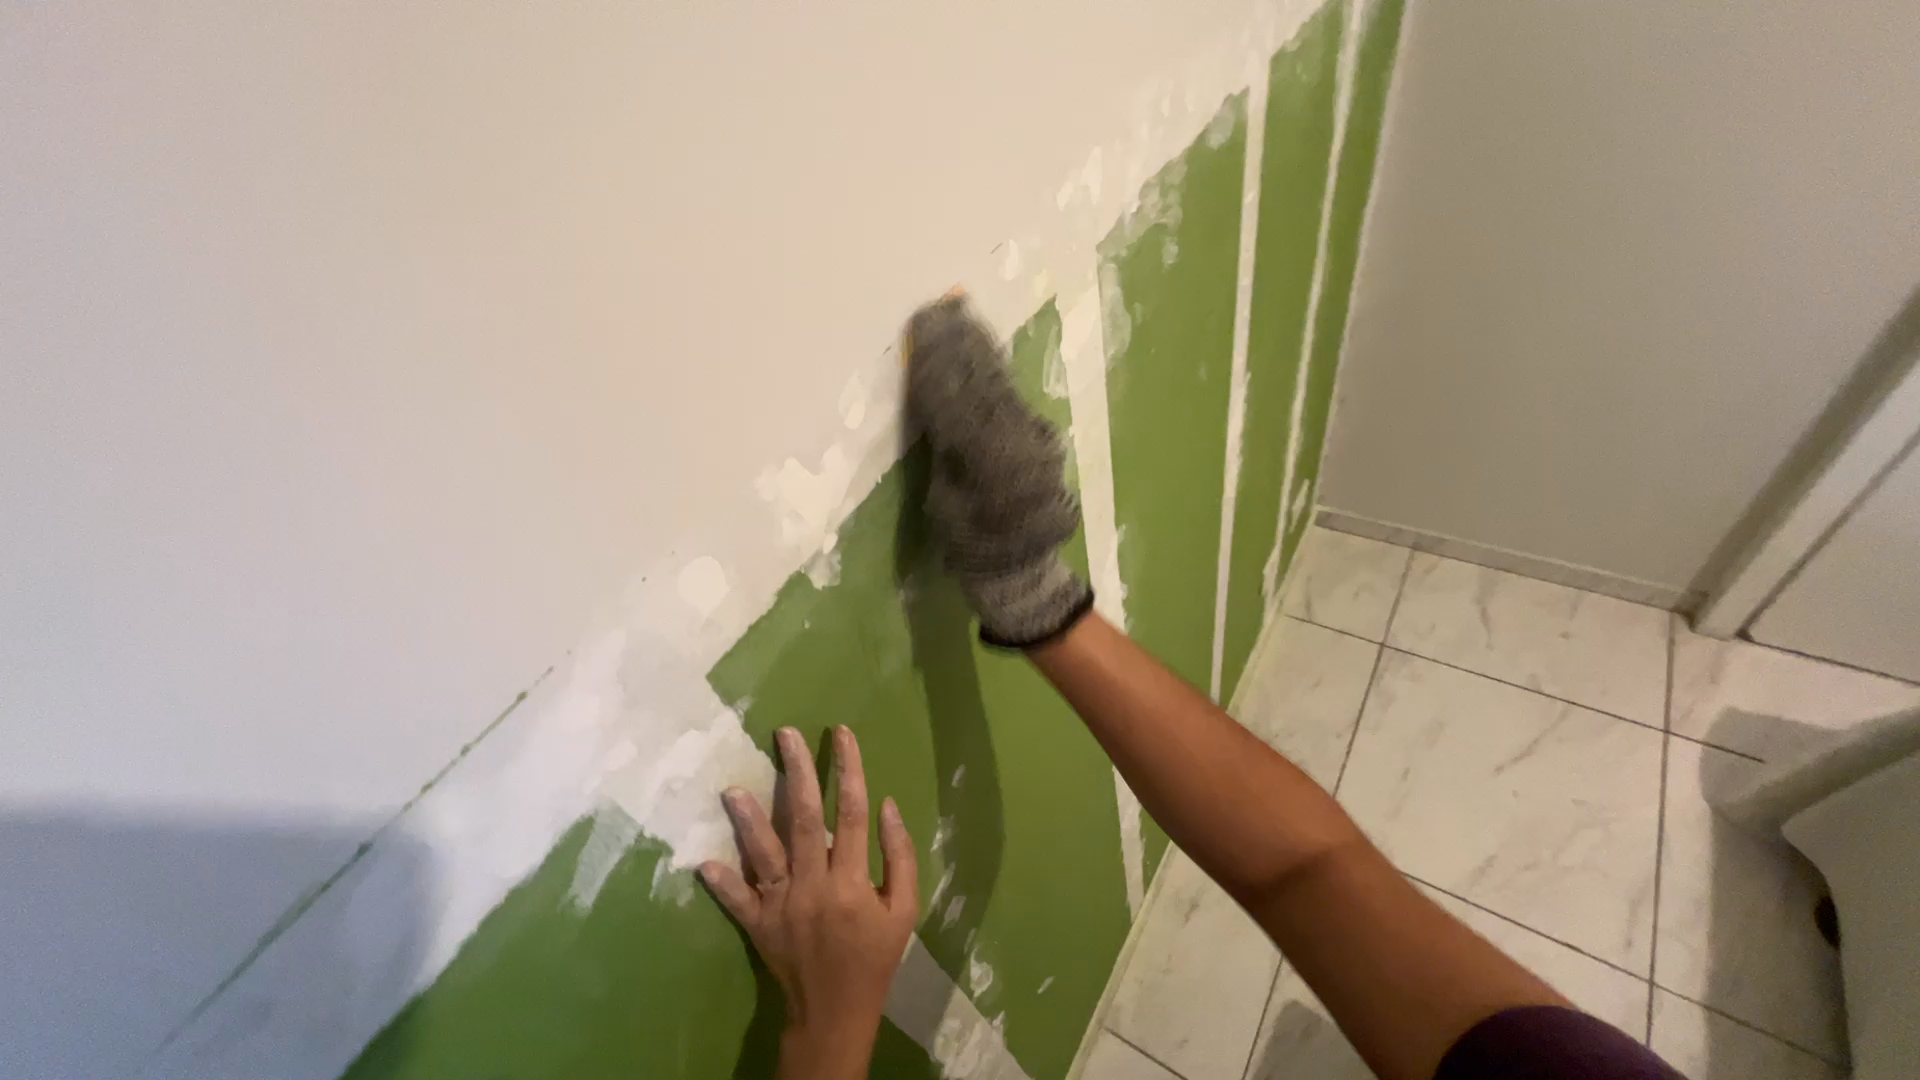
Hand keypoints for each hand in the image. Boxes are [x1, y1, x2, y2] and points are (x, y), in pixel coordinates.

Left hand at [702, 726, 918, 1079]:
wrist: (836, 1014)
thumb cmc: (875, 957)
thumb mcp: (905, 909)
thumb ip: (900, 856)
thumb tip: (886, 804)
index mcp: (854, 880)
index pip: (853, 811)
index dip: (849, 768)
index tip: (841, 733)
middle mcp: (816, 885)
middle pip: (807, 819)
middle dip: (799, 772)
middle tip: (786, 735)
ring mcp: (783, 906)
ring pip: (765, 855)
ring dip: (749, 821)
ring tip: (733, 789)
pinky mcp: (759, 926)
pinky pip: (738, 900)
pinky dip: (723, 883)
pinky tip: (705, 862)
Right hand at [905, 292, 1092, 647]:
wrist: (1022, 568)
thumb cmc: (971, 546)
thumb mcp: (945, 505)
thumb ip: (946, 453)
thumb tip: (938, 405)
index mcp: (993, 467)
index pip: (958, 403)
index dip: (938, 365)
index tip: (922, 328)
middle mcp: (1023, 446)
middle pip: (985, 386)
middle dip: (961, 346)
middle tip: (941, 307)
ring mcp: (1039, 439)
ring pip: (1003, 386)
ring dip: (981, 349)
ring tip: (961, 315)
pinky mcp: (1044, 436)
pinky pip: (1014, 396)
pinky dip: (996, 369)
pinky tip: (984, 346)